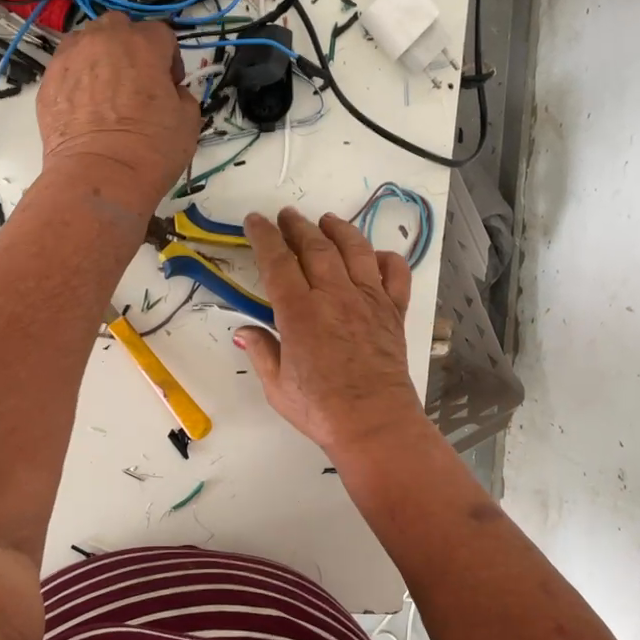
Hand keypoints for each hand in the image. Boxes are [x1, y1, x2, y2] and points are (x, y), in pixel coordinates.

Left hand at [36, 13, 199, 212]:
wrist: (100, 179)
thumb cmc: (150, 151)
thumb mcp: (188, 123)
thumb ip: (182, 96)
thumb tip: (171, 93)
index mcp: (143, 44)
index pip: (161, 35)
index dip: (169, 59)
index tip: (170, 83)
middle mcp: (104, 40)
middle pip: (119, 28)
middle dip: (131, 48)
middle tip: (137, 83)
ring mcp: (71, 58)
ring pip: (87, 42)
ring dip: (100, 58)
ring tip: (107, 94)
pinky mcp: (49, 82)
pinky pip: (67, 69)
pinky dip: (77, 80)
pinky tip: (86, 110)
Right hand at [236, 208, 426, 455]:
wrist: (373, 423)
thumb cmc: (320, 409)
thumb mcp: (277, 386)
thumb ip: (261, 352)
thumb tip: (244, 333)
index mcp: (299, 313)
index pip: (277, 261)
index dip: (263, 236)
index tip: (254, 221)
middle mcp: (334, 296)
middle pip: (315, 247)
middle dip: (297, 226)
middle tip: (286, 216)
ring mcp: (368, 301)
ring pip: (355, 250)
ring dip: (339, 230)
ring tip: (327, 221)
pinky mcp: (393, 312)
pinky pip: (395, 273)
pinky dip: (386, 258)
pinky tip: (375, 255)